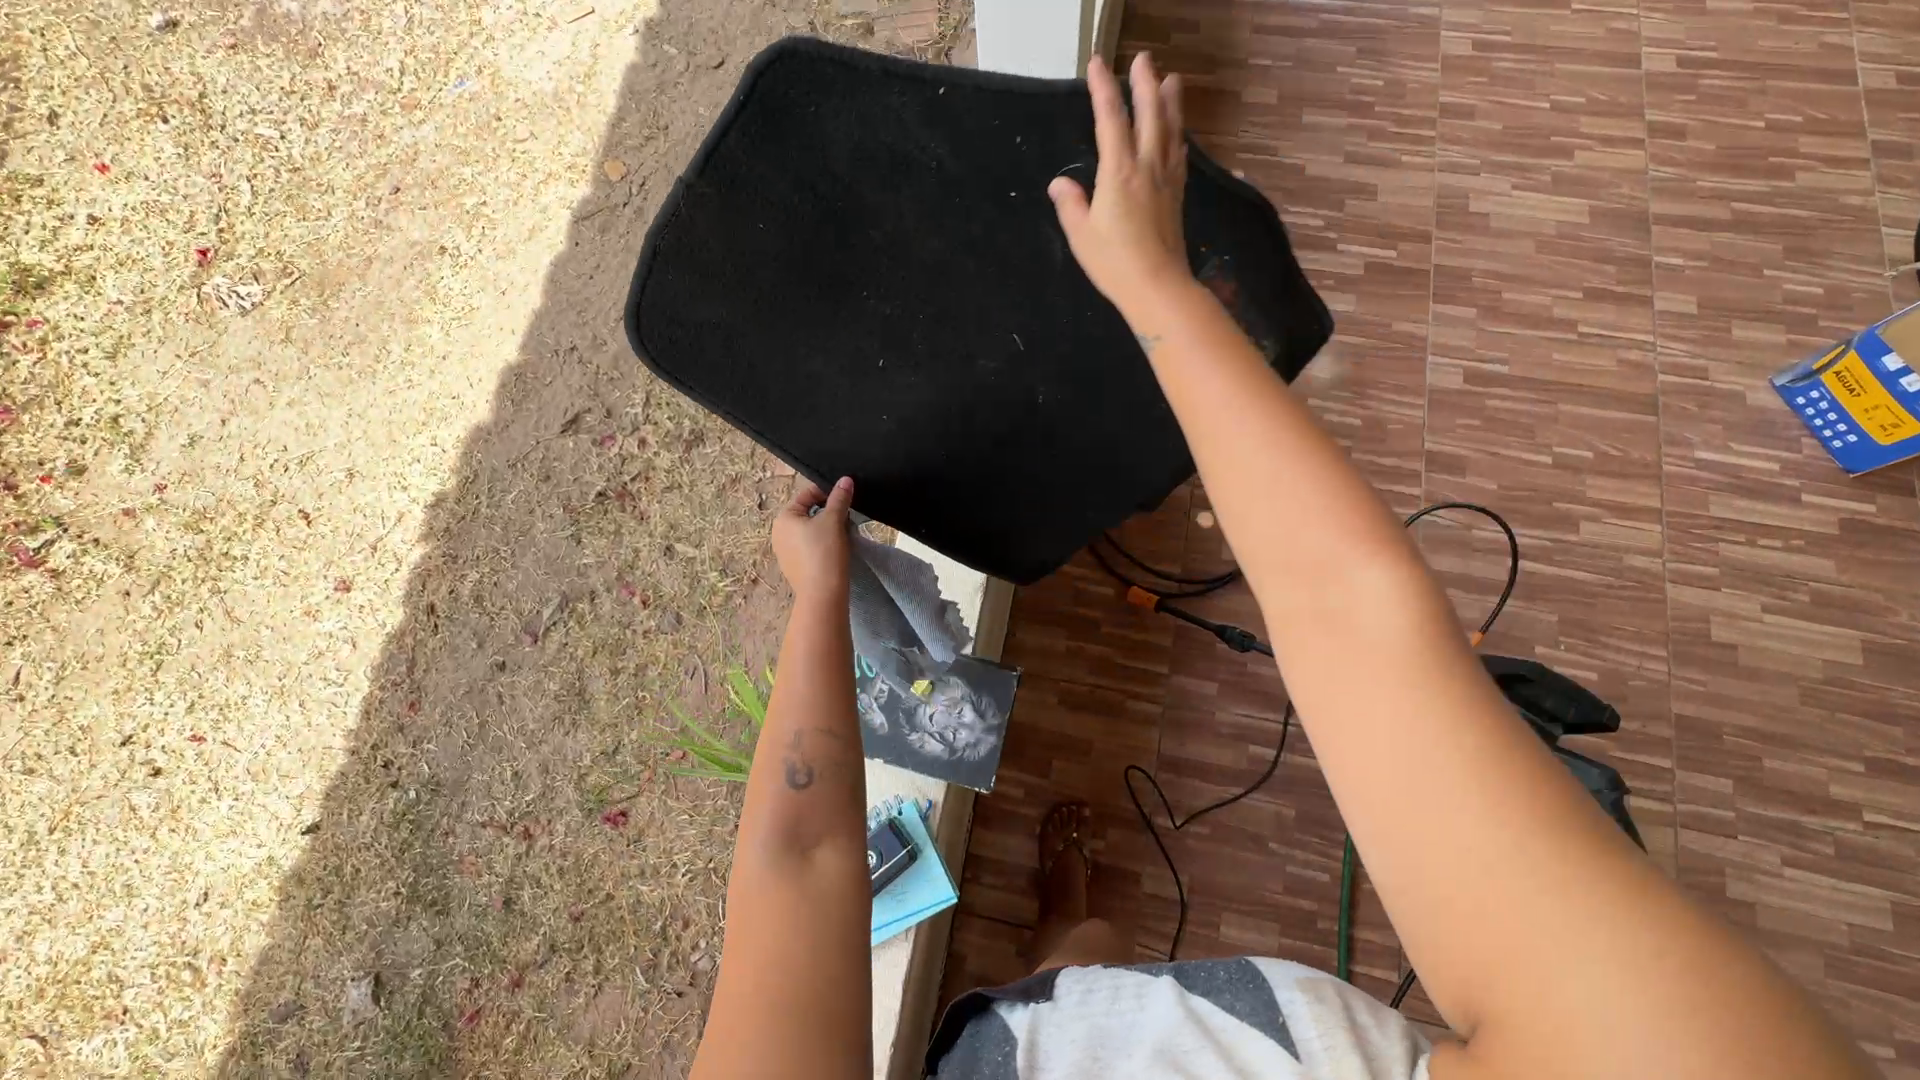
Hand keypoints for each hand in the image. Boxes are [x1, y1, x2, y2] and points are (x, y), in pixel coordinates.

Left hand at [772, 476, 853, 603]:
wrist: (823, 594)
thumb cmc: (824, 553)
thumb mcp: (834, 520)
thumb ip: (839, 498)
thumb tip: (846, 480)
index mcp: (784, 518)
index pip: (807, 494)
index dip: (828, 493)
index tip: (846, 498)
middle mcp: (779, 533)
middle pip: (808, 512)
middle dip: (828, 512)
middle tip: (847, 517)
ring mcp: (785, 552)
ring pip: (810, 530)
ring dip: (827, 528)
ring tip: (844, 534)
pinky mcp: (795, 567)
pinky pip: (810, 547)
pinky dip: (823, 544)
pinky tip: (836, 551)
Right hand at [1048, 53, 1191, 318]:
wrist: (1157, 286)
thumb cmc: (1114, 263)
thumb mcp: (1081, 234)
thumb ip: (1070, 204)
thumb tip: (1059, 183)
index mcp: (1118, 172)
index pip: (1110, 119)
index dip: (1102, 89)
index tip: (1097, 65)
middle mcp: (1146, 168)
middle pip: (1149, 115)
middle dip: (1144, 84)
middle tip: (1143, 59)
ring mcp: (1166, 180)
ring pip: (1171, 131)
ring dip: (1170, 103)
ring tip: (1171, 80)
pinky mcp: (1177, 196)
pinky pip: (1179, 155)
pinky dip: (1178, 135)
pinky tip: (1178, 133)